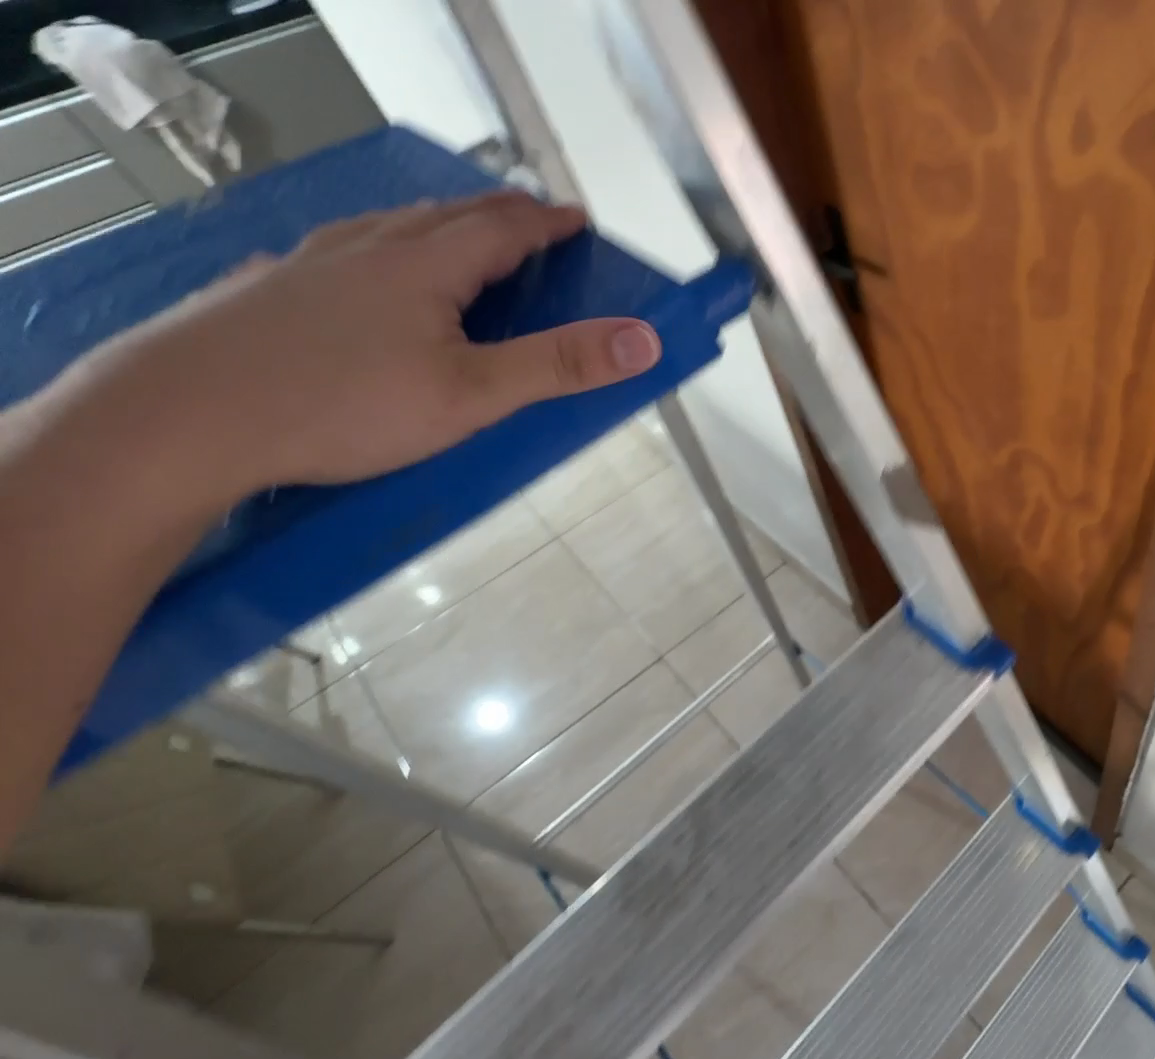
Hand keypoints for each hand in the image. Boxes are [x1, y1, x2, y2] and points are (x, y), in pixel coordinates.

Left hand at [30, 190, 660, 510]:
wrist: (181, 417)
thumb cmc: (342, 405)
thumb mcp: (472, 395)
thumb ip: (558, 365)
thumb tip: (643, 340)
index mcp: (425, 265)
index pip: (502, 228)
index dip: (546, 223)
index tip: (577, 218)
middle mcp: (367, 248)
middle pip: (447, 216)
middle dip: (498, 214)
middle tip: (530, 220)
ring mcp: (309, 263)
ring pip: (389, 227)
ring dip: (438, 225)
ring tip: (458, 237)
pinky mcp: (267, 287)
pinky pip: (342, 251)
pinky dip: (379, 248)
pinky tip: (363, 270)